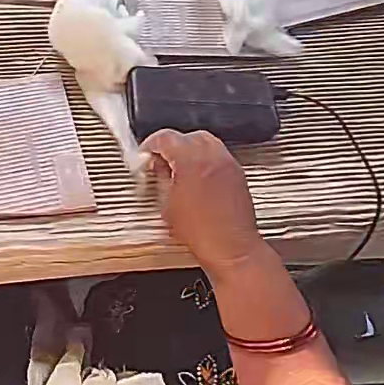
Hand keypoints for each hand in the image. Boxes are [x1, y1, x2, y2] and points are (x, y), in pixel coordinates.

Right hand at [139, 129, 270, 274]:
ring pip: (205, 142)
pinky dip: (204, 159)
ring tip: (178, 169)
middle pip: (186, 136)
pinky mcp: (237, 173)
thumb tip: (158, 168)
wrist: (231, 248)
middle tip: (160, 161)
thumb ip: (161, 179)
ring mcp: (227, 163)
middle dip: (171, 146)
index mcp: (191, 160)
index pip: (166, 138)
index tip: (146, 154)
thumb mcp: (168, 205)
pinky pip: (217, 155)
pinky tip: (196, 177)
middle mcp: (212, 156)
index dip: (151, 144)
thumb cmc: (202, 233)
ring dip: (189, 150)